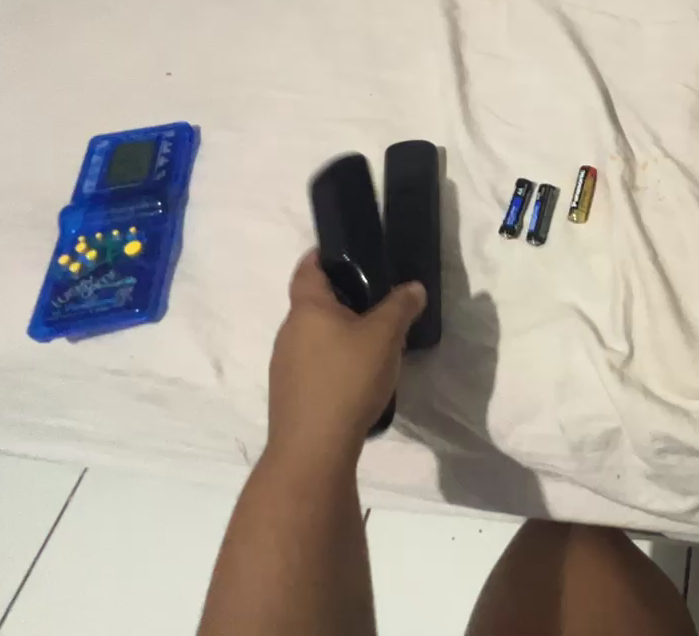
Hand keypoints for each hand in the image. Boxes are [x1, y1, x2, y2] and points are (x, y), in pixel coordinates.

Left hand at [266, 250, 425, 464]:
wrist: (313, 449)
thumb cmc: (347, 379)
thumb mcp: (386, 335)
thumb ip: (401, 306)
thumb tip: (413, 288)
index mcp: (307, 310)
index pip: (306, 270)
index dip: (320, 256)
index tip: (341, 249)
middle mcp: (289, 333)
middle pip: (313, 304)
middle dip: (343, 297)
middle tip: (378, 297)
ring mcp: (285, 366)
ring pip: (316, 335)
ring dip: (341, 331)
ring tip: (376, 338)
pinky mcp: (292, 394)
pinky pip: (316, 363)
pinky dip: (336, 359)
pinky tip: (360, 374)